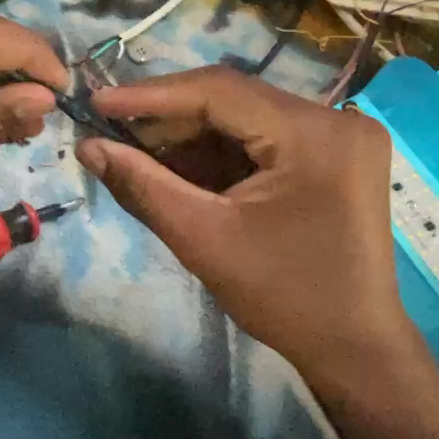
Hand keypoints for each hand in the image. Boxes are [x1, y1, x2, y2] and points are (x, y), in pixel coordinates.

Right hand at [75, 66, 426, 397]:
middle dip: (169, 120)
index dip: (151, 95)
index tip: (97, 104)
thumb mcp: (202, 238)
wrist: (352, 347)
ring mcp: (339, 135)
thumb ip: (142, 186)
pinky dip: (217, 154)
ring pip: (243, 118)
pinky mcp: (333, 155)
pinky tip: (180, 172)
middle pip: (232, 100)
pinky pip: (261, 138)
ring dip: (189, 137)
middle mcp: (335, 119)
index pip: (220, 91)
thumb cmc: (283, 297)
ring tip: (138, 158)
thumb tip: (86, 147)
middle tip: (112, 137)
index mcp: (314, 135)